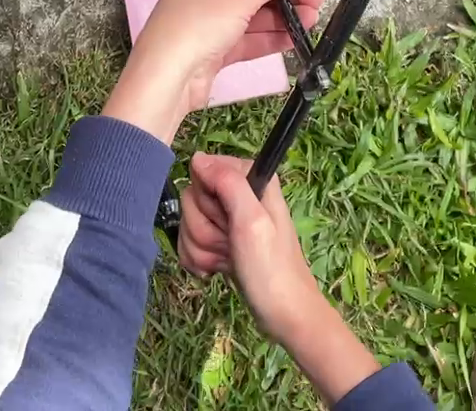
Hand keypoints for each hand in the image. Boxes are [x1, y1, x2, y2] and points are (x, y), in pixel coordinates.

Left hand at [100, 0, 320, 143]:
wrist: (166, 80)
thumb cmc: (196, 27)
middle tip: (316, 4)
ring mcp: (209, 25)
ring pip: (252, 19)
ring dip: (281, 20)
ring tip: (312, 22)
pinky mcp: (214, 52)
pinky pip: (246, 41)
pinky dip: (269, 40)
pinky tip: (294, 40)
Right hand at [176, 153, 324, 341]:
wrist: (285, 317)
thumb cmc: (272, 269)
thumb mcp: (252, 221)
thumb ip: (228, 183)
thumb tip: (198, 158)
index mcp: (251, 178)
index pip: (203, 170)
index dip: (208, 198)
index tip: (226, 219)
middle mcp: (239, 192)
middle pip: (193, 198)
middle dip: (204, 228)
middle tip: (230, 244)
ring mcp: (229, 218)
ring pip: (189, 222)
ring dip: (202, 248)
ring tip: (227, 260)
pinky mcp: (221, 240)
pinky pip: (190, 241)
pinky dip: (199, 259)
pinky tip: (217, 269)